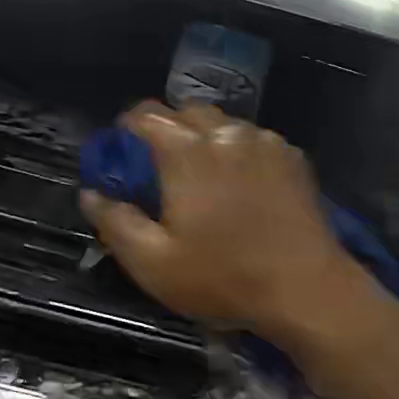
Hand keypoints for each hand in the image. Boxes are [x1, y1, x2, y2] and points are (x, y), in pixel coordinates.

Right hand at [78, 102, 367, 342]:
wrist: (306, 287)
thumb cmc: (224, 277)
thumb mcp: (153, 263)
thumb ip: (116, 221)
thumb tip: (92, 193)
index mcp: (188, 150)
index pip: (147, 114)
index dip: (128, 129)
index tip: (124, 155)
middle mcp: (228, 132)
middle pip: (187, 112)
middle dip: (168, 131)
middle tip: (162, 169)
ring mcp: (266, 140)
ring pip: (225, 123)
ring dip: (207, 139)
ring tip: (205, 178)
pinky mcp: (293, 155)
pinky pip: (256, 139)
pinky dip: (240, 151)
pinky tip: (245, 185)